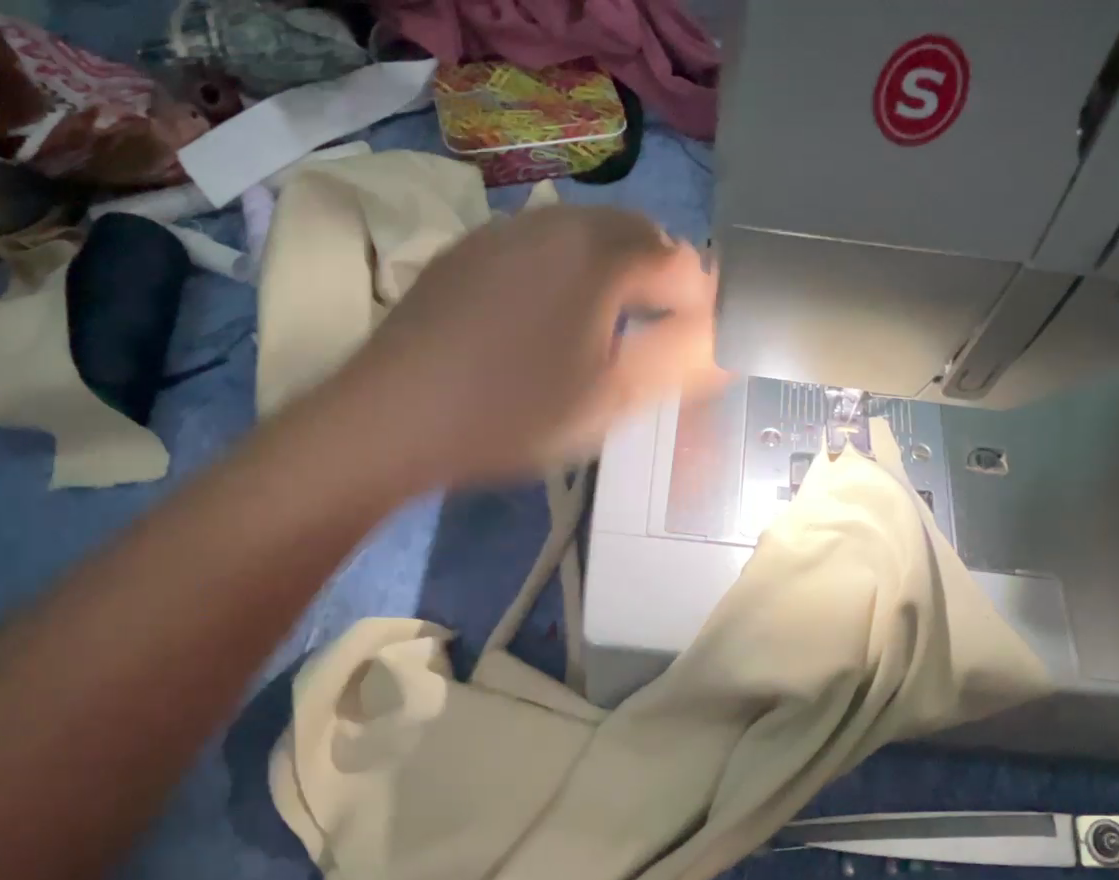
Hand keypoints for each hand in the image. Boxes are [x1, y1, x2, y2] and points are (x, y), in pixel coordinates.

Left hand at [329, 204, 719, 487]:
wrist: (393, 417)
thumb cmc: (514, 414)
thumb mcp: (611, 400)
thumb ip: (679, 361)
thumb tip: (725, 339)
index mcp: (601, 255)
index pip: (682, 262)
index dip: (702, 302)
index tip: (698, 345)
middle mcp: (557, 223)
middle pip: (635, 232)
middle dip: (660, 275)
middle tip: (658, 333)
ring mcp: (505, 230)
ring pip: (583, 233)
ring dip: (612, 268)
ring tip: (606, 326)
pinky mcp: (467, 249)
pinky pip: (537, 244)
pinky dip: (563, 269)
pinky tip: (544, 319)